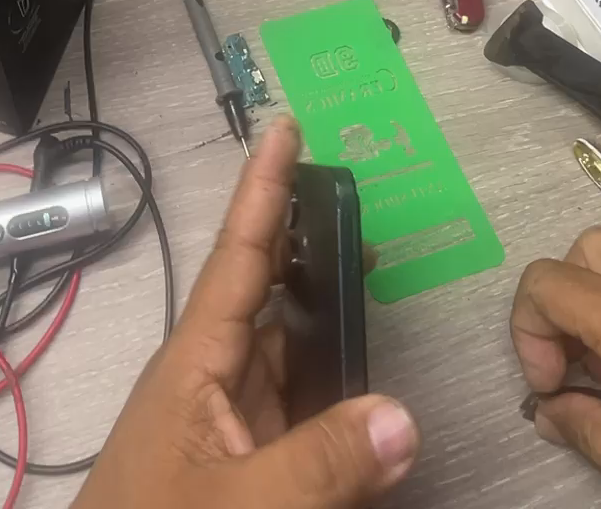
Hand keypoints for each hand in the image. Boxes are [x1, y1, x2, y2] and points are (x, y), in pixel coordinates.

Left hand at [73, 118, 419, 508]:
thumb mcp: (241, 503)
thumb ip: (321, 461)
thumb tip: (404, 415)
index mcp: (196, 357)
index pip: (240, 253)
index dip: (264, 188)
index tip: (284, 130)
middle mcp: (213, 369)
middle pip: (264, 286)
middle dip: (302, 238)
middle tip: (348, 200)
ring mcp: (229, 411)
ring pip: (285, 343)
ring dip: (322, 310)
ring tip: (363, 270)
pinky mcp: (244, 450)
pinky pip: (295, 398)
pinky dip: (329, 380)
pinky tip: (361, 380)